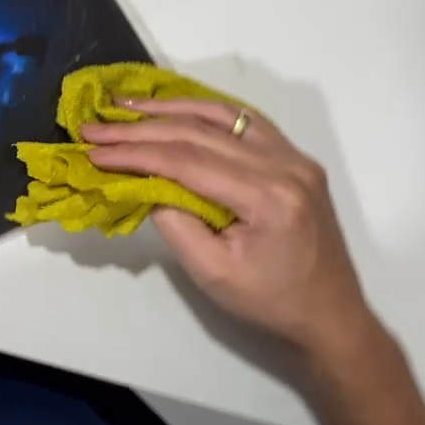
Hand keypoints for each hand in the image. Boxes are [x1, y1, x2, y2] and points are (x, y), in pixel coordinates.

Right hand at [82, 100, 376, 358]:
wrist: (332, 317)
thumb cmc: (269, 301)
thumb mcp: (210, 270)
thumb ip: (172, 219)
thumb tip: (141, 179)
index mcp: (268, 198)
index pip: (186, 160)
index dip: (134, 153)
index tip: (92, 152)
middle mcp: (285, 166)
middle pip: (197, 132)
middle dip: (138, 128)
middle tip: (93, 127)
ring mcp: (293, 157)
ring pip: (218, 114)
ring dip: (165, 108)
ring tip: (122, 106)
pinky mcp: (292, 157)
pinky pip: (239, 119)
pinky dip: (198, 109)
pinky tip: (170, 109)